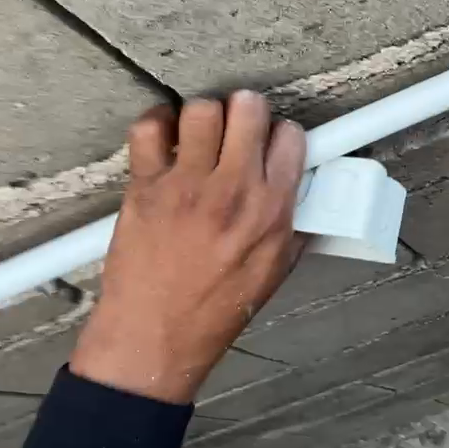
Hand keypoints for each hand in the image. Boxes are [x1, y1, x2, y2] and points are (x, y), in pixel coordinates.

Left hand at [69, 92, 306, 403]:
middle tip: (237, 125)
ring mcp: (186, 185)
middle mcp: (233, 190)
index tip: (270, 141)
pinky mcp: (146, 188)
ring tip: (200, 134)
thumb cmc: (216, 308)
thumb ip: (293, 220)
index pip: (291, 135)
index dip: (281, 133)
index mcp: (271, 209)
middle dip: (246, 109)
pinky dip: (156, 124)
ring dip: (204, 116)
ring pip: (201, 110)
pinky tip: (164, 139)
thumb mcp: (276, 267)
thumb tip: (302, 185)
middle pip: (249, 108)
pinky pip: (150, 129)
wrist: (154, 339)